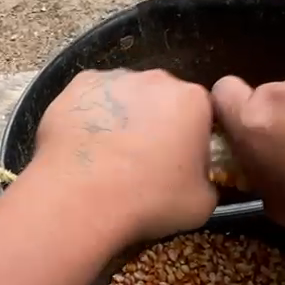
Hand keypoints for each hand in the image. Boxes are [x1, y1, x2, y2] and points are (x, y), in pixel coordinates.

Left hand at [26, 68, 216, 243]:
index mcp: (193, 101)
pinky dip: (90, 117)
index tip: (181, 164)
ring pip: (125, 96)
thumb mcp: (201, 204)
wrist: (82, 200)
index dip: (192, 140)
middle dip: (157, 123)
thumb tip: (197, 177)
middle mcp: (156, 80)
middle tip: (144, 161)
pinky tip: (84, 145)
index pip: (202, 115)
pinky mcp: (77, 87)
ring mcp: (113, 79)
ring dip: (123, 118)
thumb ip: (207, 180)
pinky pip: (91, 100)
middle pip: (163, 99)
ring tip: (109, 155)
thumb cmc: (148, 201)